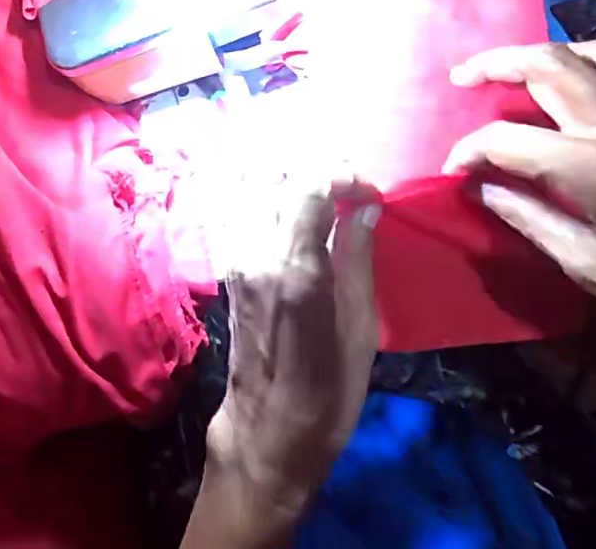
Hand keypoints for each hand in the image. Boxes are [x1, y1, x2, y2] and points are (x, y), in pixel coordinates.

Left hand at [183, 179, 378, 548]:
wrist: (267, 426)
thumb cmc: (329, 389)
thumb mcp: (361, 329)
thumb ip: (357, 258)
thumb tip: (365, 208)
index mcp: (296, 268)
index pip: (309, 187)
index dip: (342, 176)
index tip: (370, 192)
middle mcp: (256, 251)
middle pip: (274, 178)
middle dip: (313, 169)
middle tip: (345, 186)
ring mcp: (233, 254)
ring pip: (247, 185)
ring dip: (282, 175)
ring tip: (315, 189)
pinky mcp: (224, 263)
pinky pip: (233, 207)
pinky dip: (255, 190)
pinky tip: (277, 197)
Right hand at [445, 41, 595, 538]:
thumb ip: (530, 221)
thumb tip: (482, 189)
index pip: (506, 140)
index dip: (468, 151)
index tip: (453, 171)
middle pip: (545, 64)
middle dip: (491, 64)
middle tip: (461, 79)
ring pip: (591, 52)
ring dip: (542, 55)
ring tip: (514, 73)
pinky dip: (589, 66)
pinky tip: (577, 91)